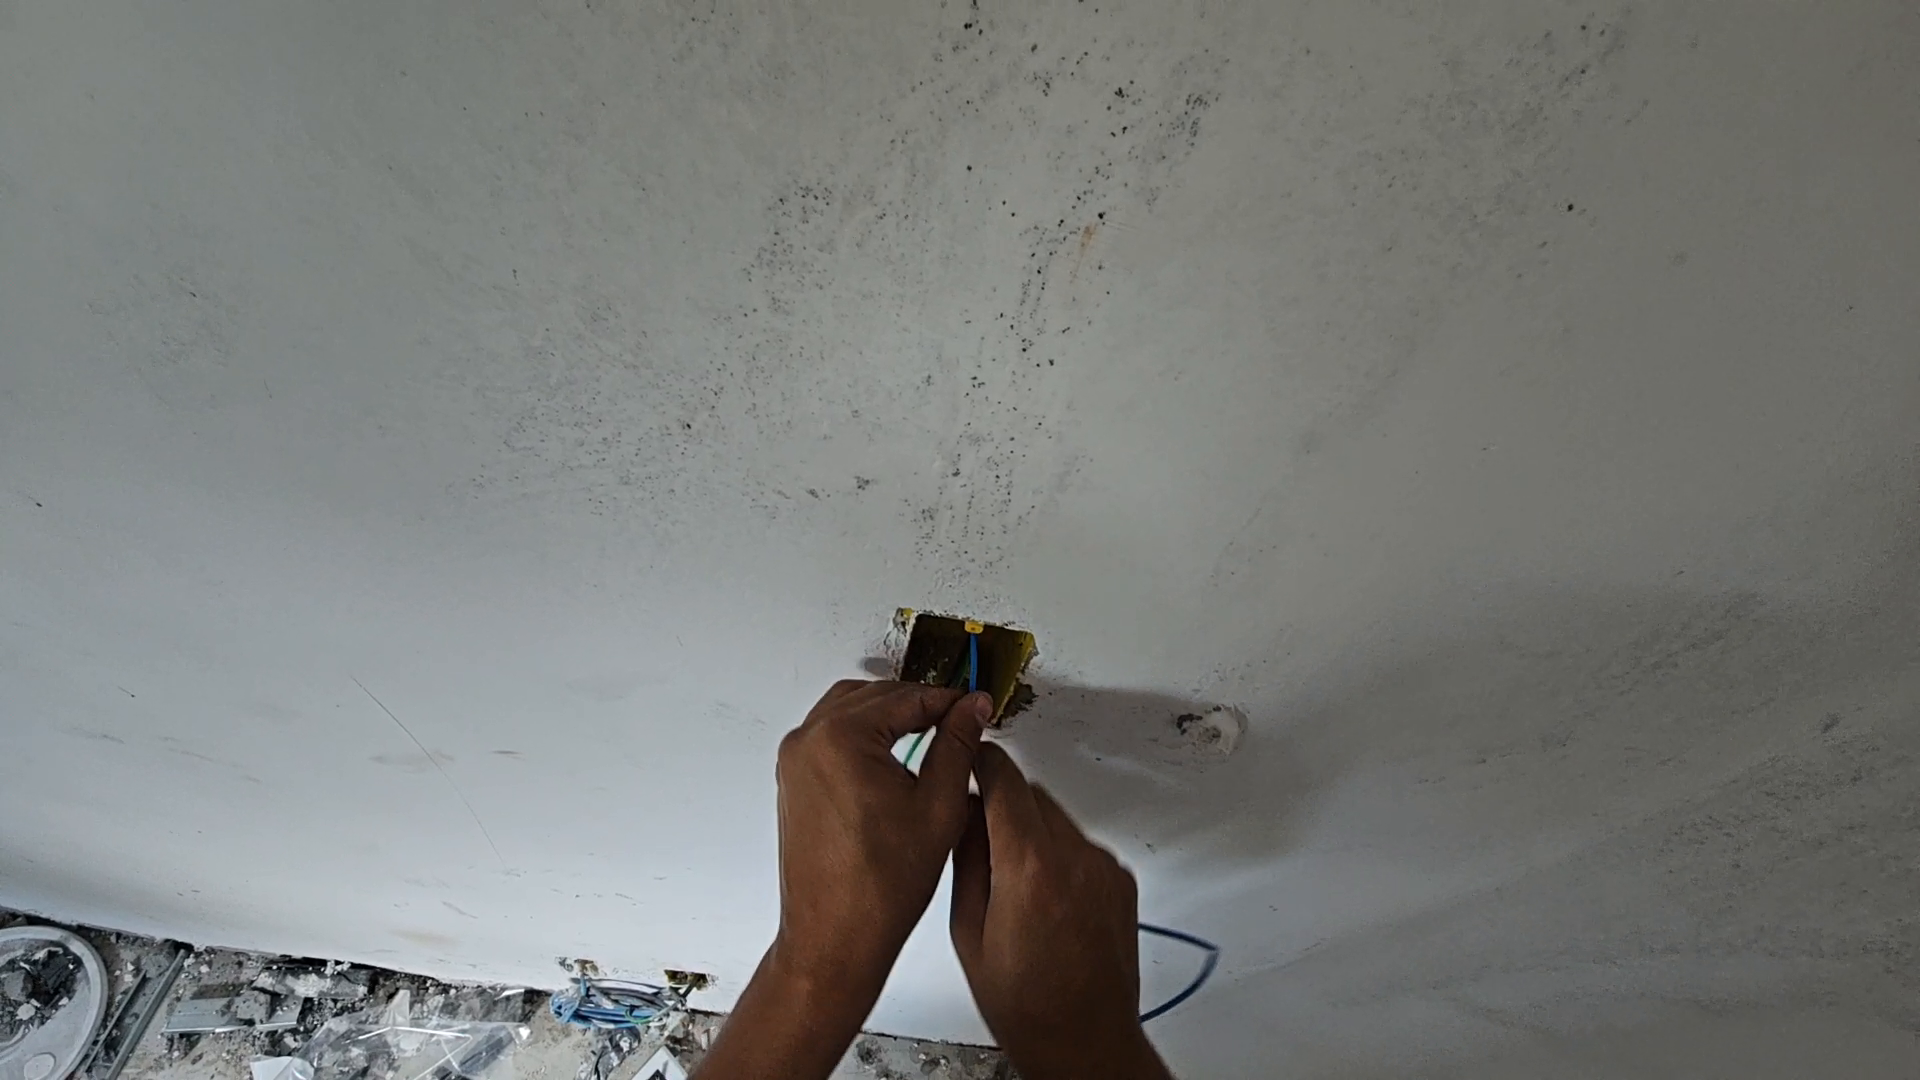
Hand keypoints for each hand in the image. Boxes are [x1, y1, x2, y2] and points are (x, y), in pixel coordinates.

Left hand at [772, 679, 992, 988]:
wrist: (834, 939)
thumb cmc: (878, 888)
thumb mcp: (938, 806)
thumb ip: (958, 744)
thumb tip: (972, 707)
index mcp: (842, 739)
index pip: (908, 698)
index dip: (950, 701)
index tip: (975, 706)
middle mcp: (809, 740)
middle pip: (877, 695)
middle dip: (920, 703)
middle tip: (959, 719)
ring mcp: (795, 758)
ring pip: (851, 706)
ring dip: (890, 711)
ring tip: (930, 731)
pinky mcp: (793, 776)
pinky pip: (830, 730)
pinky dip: (863, 729)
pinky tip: (893, 750)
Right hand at [950, 744, 1172, 1079]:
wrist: (1087, 1044)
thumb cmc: (1025, 1004)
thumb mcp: (969, 931)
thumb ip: (966, 858)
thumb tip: (963, 810)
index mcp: (1029, 868)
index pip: (1004, 780)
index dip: (982, 761)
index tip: (970, 755)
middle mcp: (1074, 857)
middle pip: (1031, 793)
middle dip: (1003, 801)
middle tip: (981, 835)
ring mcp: (1102, 866)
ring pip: (1056, 815)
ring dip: (1032, 827)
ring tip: (1015, 879)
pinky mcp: (1120, 877)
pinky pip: (1079, 841)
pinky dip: (1058, 851)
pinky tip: (1046, 894)